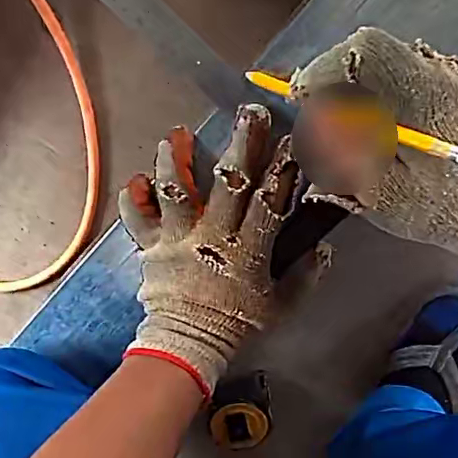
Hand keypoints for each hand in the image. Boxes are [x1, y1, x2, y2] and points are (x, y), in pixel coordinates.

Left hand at [119, 105, 303, 395]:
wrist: (188, 343)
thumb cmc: (236, 322)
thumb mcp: (281, 306)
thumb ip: (304, 276)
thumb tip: (323, 248)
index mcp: (246, 250)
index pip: (268, 202)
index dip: (281, 170)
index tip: (290, 139)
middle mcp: (211, 236)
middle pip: (227, 184)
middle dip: (241, 146)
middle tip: (248, 114)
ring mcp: (177, 239)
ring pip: (176, 192)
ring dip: (176, 162)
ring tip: (177, 136)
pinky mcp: (151, 247)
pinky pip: (138, 219)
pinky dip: (134, 198)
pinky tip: (135, 179)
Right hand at [291, 27, 457, 297]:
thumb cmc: (442, 211)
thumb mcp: (379, 192)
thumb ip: (341, 151)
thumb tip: (310, 117)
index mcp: (426, 99)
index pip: (366, 52)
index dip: (324, 70)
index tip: (305, 99)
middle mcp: (440, 77)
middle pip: (368, 50)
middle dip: (334, 81)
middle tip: (323, 119)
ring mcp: (447, 76)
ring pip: (380, 59)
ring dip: (354, 87)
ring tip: (351, 130)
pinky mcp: (446, 84)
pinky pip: (397, 71)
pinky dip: (374, 93)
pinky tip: (375, 127)